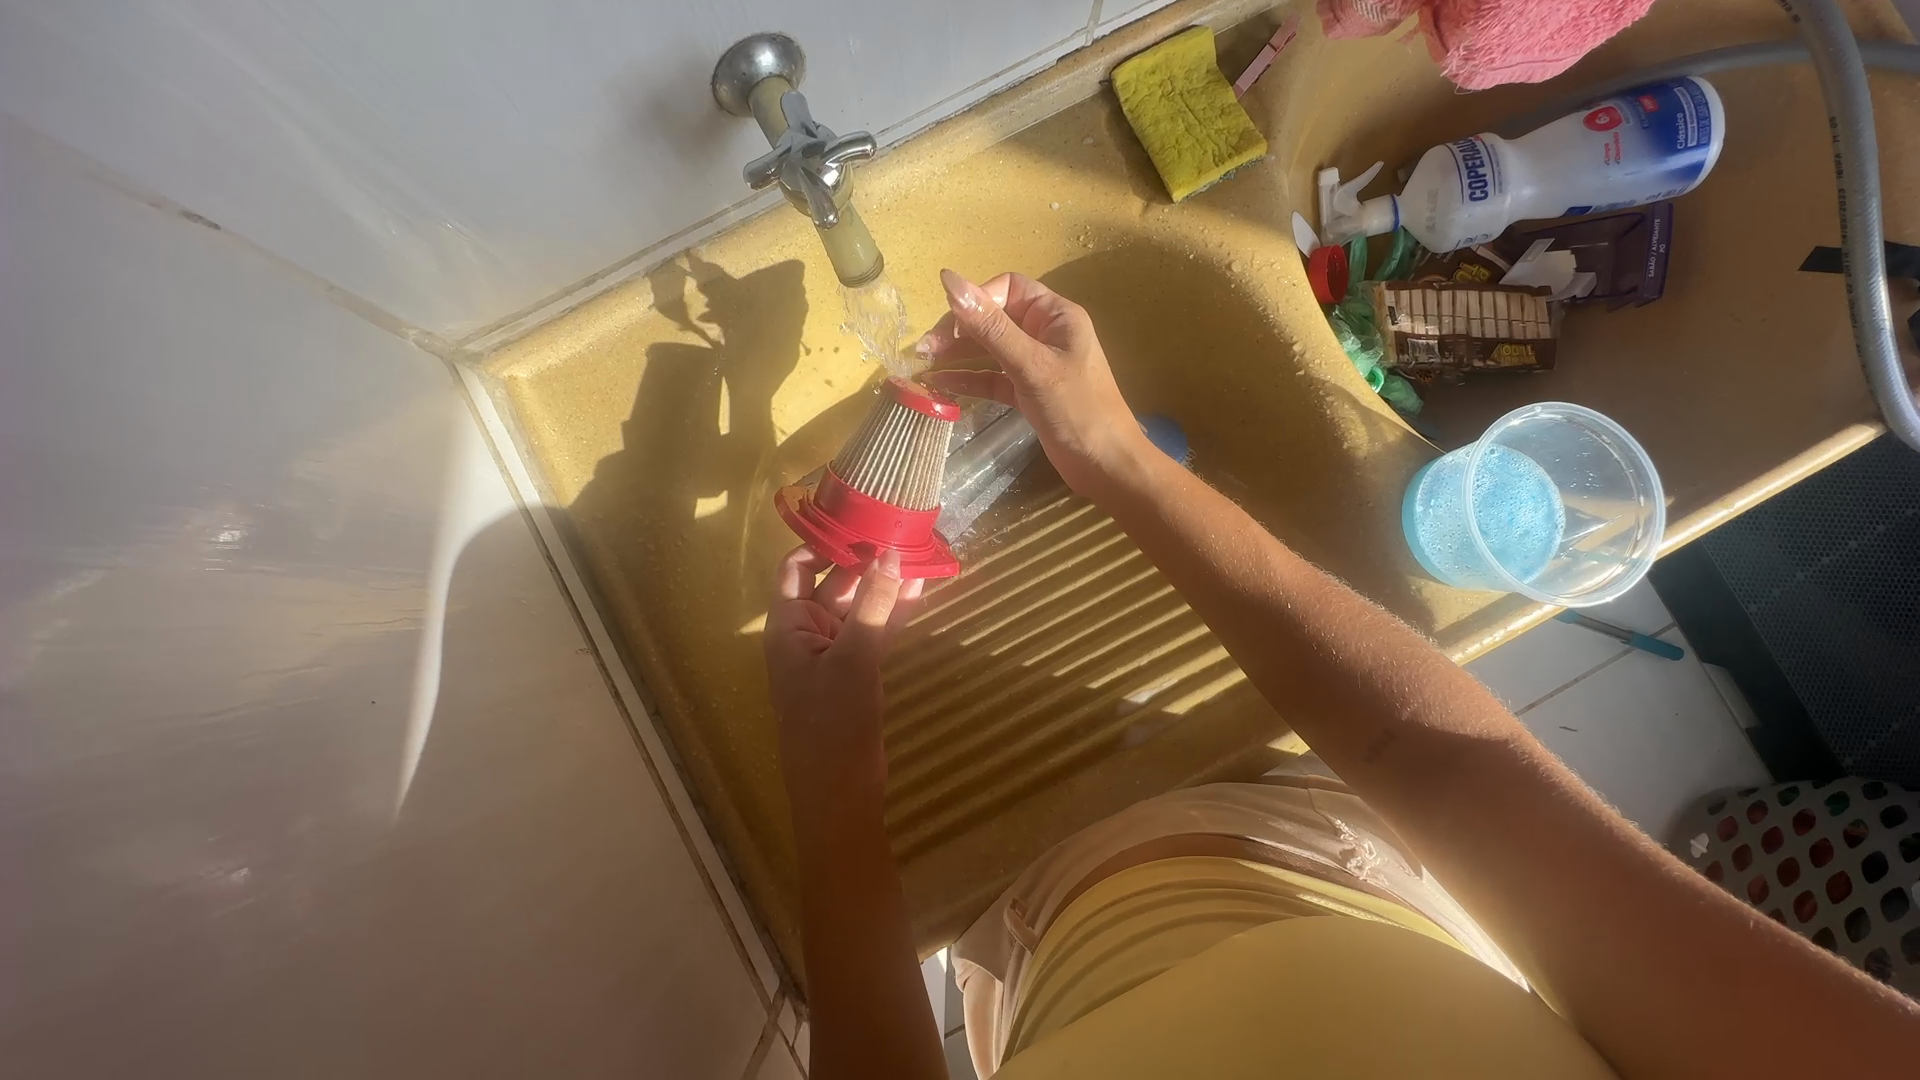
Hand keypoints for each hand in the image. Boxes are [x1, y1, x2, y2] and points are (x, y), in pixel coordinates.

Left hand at [764, 546, 922, 816]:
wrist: (840, 791)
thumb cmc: (833, 722)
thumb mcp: (853, 658)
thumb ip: (872, 603)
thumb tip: (891, 553)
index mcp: (788, 625)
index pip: (796, 568)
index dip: (822, 543)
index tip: (859, 522)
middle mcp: (807, 632)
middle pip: (833, 583)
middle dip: (866, 560)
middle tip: (901, 530)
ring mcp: (834, 652)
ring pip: (860, 607)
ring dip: (885, 585)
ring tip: (919, 553)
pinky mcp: (857, 671)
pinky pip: (874, 631)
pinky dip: (893, 613)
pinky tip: (920, 590)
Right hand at [918, 269, 1148, 497]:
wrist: (1106, 466)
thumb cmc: (1077, 410)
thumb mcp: (1031, 366)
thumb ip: (990, 328)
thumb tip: (950, 282)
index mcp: (1056, 316)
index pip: (1008, 289)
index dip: (976, 299)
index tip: (948, 322)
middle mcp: (1045, 335)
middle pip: (994, 319)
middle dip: (960, 329)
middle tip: (926, 348)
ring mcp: (1036, 365)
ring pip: (990, 350)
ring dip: (959, 354)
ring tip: (924, 364)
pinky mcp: (1027, 393)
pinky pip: (993, 379)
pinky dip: (969, 380)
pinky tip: (942, 384)